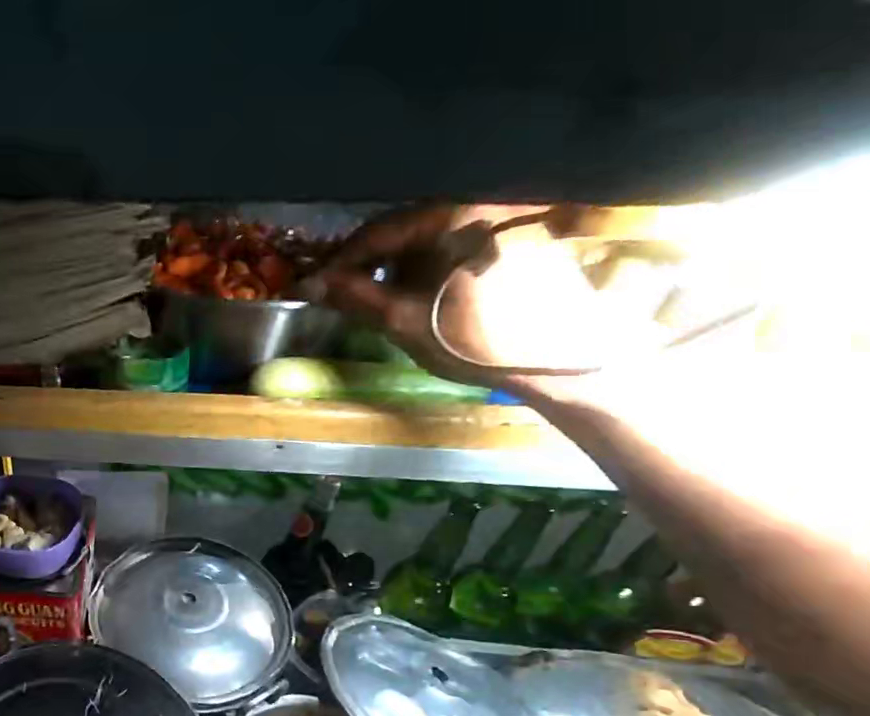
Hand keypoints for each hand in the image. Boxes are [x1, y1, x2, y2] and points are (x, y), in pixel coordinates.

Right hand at [307, 203, 673, 405]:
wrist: (560, 359)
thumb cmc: (476, 341)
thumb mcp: (405, 322)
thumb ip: (355, 297)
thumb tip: (309, 284)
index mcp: (452, 217)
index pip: (377, 231)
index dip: (341, 261)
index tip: (316, 285)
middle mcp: (478, 203)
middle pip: (403, 229)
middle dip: (368, 262)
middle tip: (342, 293)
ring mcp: (499, 217)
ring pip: (428, 236)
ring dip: (396, 265)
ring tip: (379, 299)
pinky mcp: (513, 234)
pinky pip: (453, 242)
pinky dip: (427, 265)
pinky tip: (418, 294)